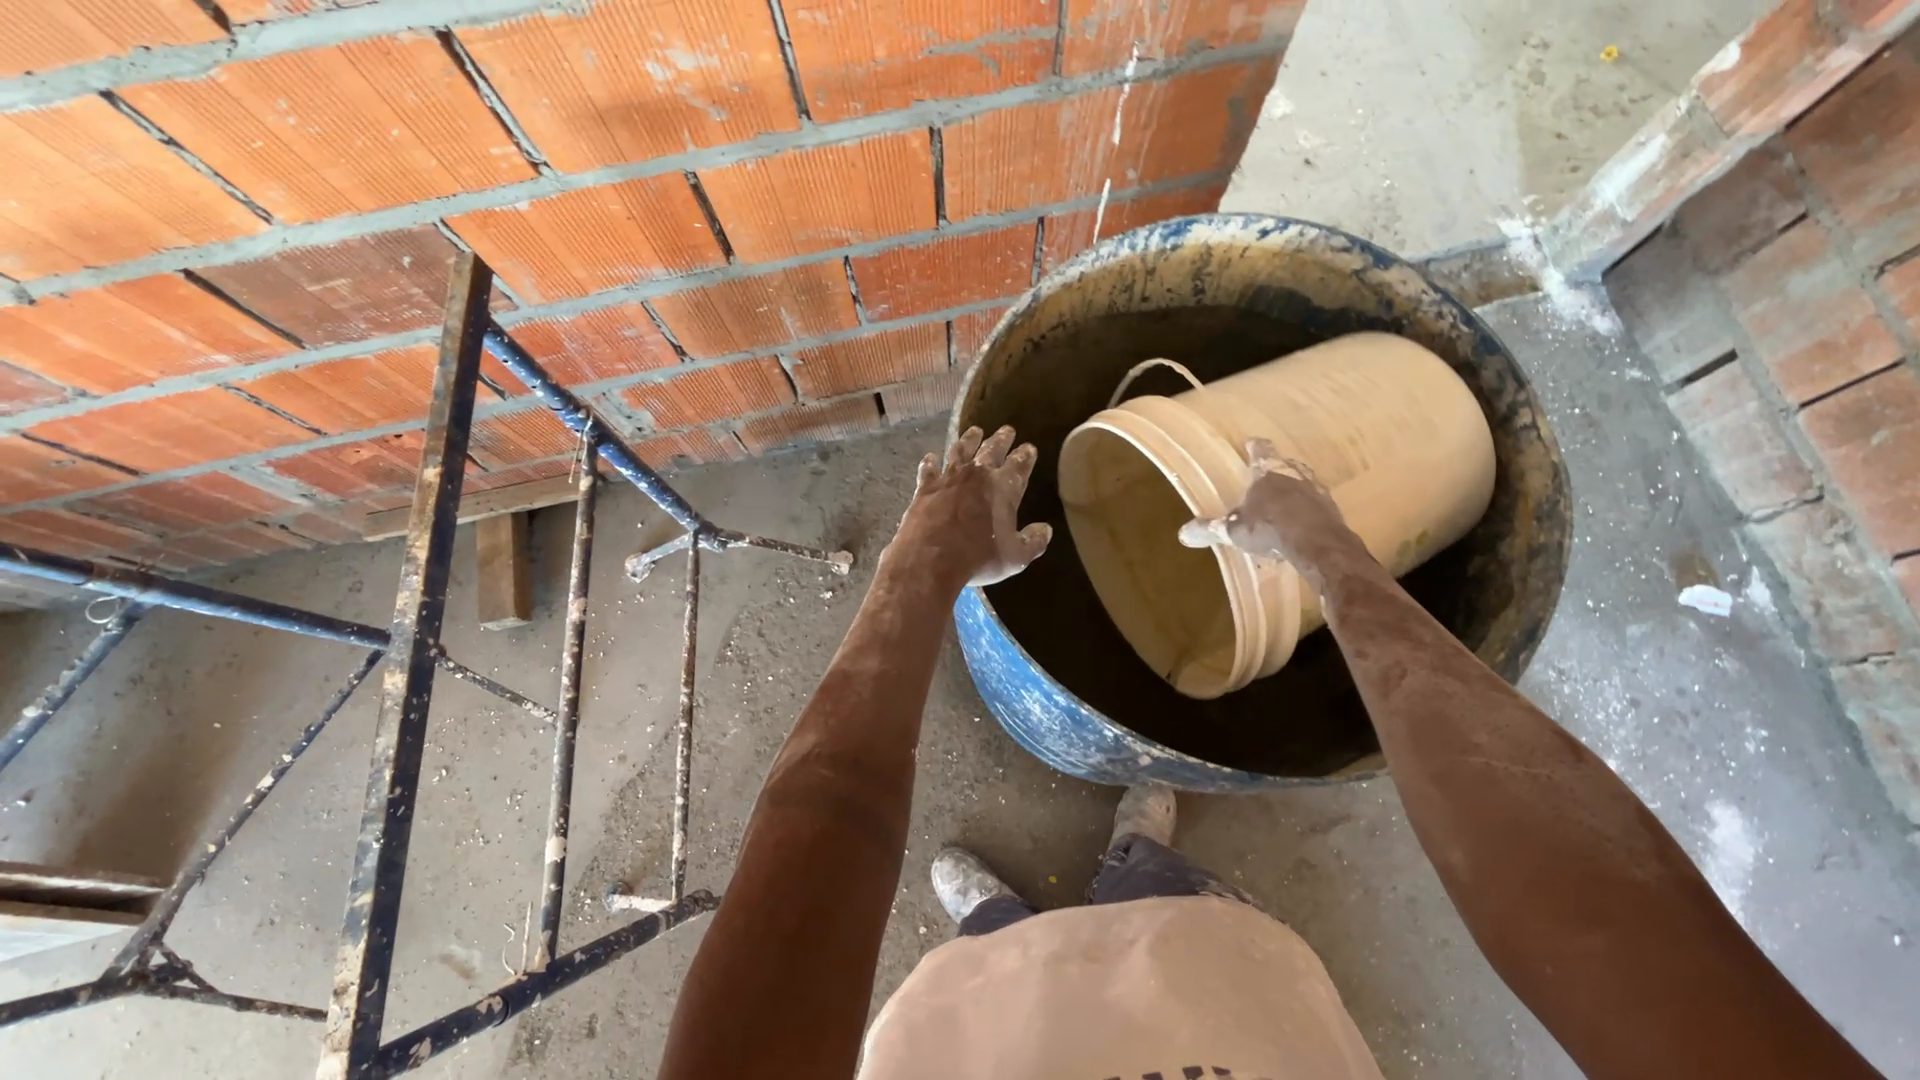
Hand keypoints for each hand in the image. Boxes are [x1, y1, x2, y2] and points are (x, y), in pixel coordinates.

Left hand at [895, 425, 1051, 587]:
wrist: (930, 558)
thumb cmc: (979, 559)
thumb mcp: (1016, 557)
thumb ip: (1033, 541)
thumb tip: (1045, 530)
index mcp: (1005, 487)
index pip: (1020, 464)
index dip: (1026, 455)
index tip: (1029, 448)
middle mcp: (978, 474)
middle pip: (992, 448)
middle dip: (1002, 438)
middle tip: (1007, 430)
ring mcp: (950, 477)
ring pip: (961, 449)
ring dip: (969, 439)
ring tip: (975, 431)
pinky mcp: (926, 486)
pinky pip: (929, 468)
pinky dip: (931, 462)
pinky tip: (931, 457)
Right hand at [1178, 439, 1364, 579]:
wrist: (1315, 542)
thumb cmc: (1268, 528)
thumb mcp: (1234, 531)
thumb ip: (1211, 530)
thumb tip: (1183, 534)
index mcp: (1267, 473)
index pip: (1260, 452)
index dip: (1256, 447)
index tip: (1253, 442)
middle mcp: (1293, 474)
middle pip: (1286, 463)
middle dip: (1279, 466)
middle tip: (1273, 469)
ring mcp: (1316, 490)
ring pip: (1305, 480)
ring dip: (1298, 485)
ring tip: (1291, 492)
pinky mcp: (1331, 508)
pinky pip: (1318, 502)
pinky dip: (1310, 506)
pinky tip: (1306, 517)